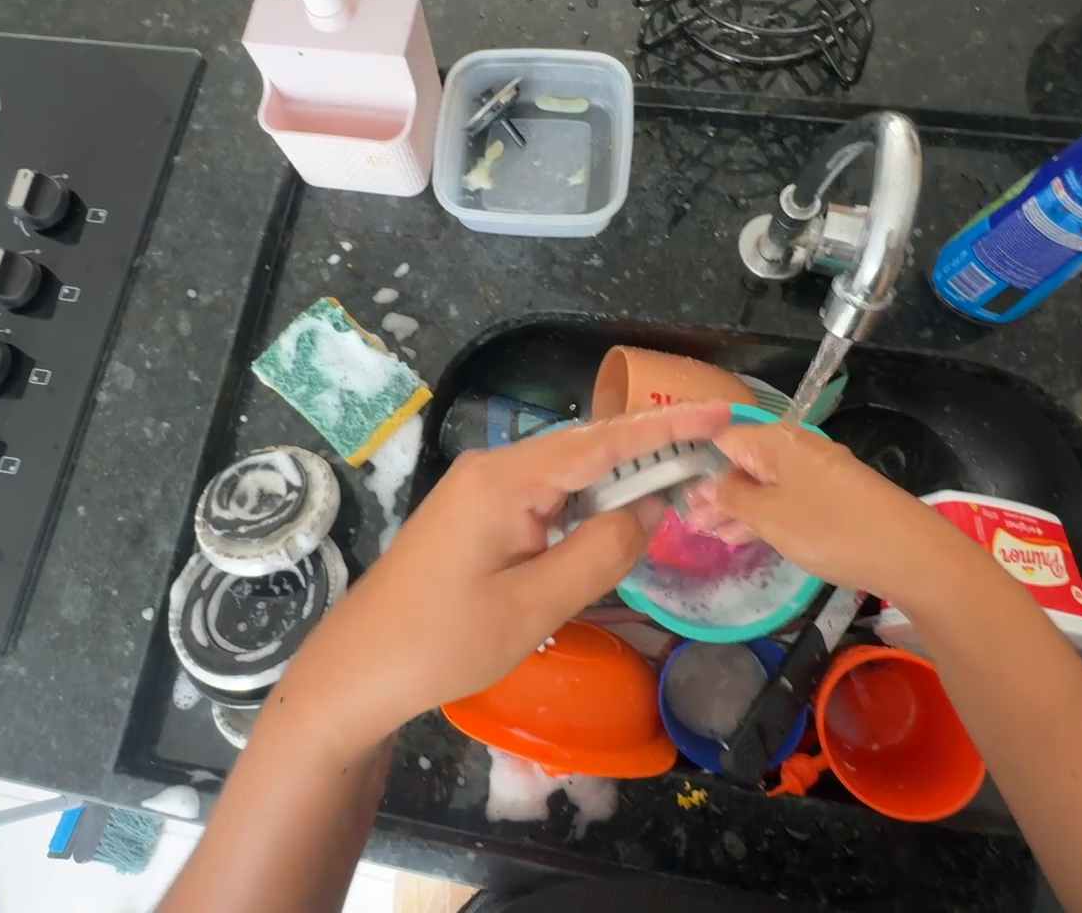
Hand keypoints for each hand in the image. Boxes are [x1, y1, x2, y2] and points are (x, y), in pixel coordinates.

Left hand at [280, 403, 732, 753]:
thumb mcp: (536, 604)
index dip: (665, 427)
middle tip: (711, 454)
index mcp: (506, 479)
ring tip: (676, 483)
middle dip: (649, 449)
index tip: (721, 414)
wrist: (360, 667)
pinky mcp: (477, 510)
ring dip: (618, 479)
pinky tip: (611, 517)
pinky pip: (544, 492)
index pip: (602, 442)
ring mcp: (481, 487)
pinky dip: (585, 502)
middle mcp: (494, 467)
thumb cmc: (444, 641)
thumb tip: (651, 508)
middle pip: (585, 447)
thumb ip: (601, 550)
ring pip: (566, 471)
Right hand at [686, 421, 974, 601]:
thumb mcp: (768, 516)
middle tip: (689, 523)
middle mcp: (794, 449)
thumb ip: (729, 499)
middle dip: (714, 491)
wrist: (911, 554)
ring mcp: (816, 473)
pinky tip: (744, 536)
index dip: (695, 462)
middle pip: (742, 462)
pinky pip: (785, 499)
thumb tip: (703, 487)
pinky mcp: (831, 497)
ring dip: (737, 508)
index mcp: (775, 442)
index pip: (721, 438)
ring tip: (710, 535)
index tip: (672, 489)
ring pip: (763, 484)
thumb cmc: (831, 529)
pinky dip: (764, 515)